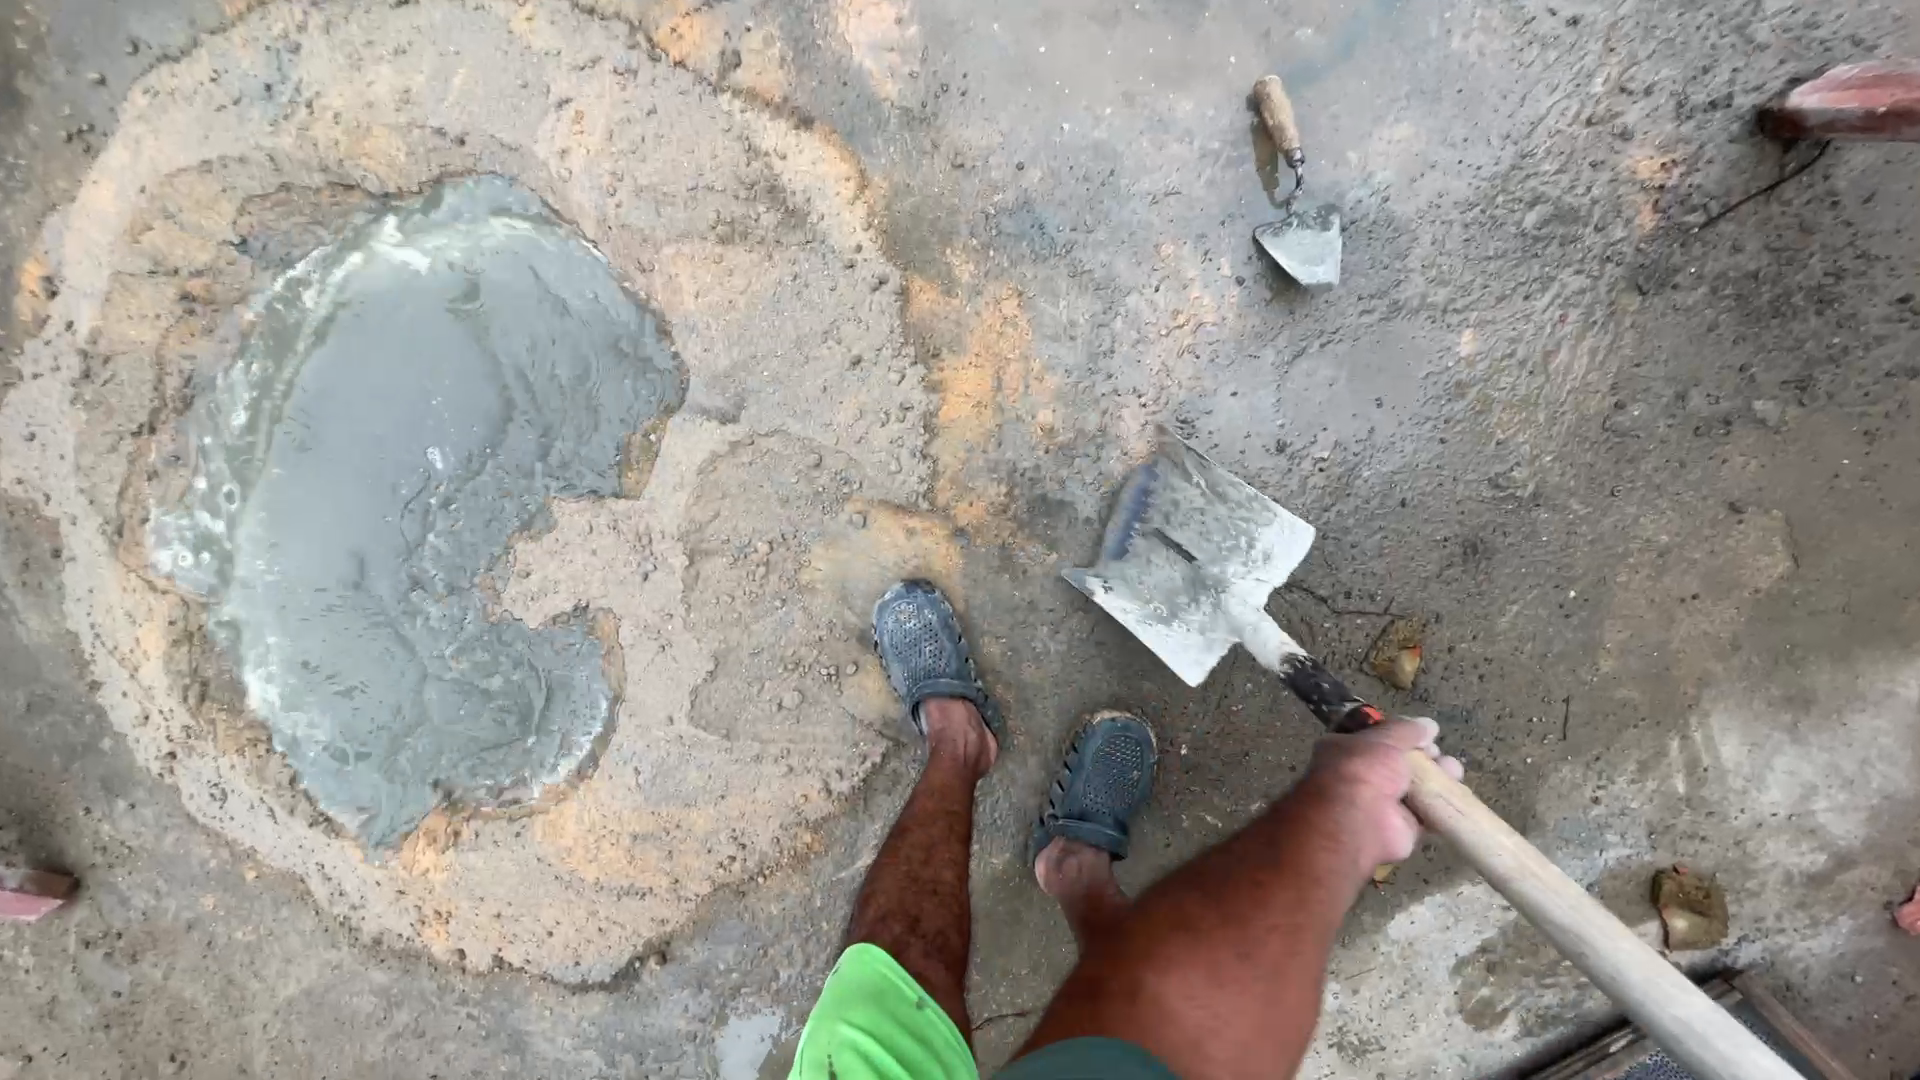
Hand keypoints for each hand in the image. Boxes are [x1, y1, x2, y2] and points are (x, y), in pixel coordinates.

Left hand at [1296, 717, 1462, 873]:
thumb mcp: (1382, 740)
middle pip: (1397, 762)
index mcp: (1343, 750)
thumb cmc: (1362, 769)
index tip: (1423, 733)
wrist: (1359, 820)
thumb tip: (1427, 724)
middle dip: (1422, 756)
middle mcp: (1359, 775)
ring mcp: (1380, 802)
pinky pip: (1426, 812)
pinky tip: (1457, 791)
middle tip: (1439, 753)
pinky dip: (1442, 802)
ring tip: (1454, 769)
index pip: (1374, 739)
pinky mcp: (1402, 826)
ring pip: (1414, 786)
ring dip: (1436, 776)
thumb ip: (1404, 730)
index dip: (1399, 735)